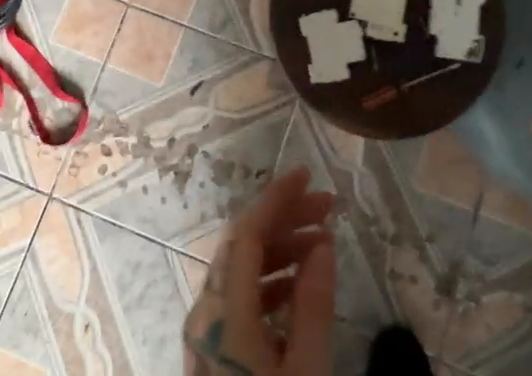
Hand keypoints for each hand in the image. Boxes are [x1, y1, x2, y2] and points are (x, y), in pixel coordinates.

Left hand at [183, 166, 335, 375]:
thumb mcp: (305, 368)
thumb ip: (313, 306)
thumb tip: (323, 245)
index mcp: (221, 311)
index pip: (245, 234)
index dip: (276, 198)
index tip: (307, 175)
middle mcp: (205, 312)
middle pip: (242, 246)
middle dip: (285, 219)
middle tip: (327, 206)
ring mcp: (204, 331)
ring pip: (240, 271)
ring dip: (281, 250)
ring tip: (324, 242)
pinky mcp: (211, 349)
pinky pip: (239, 298)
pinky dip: (271, 281)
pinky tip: (300, 284)